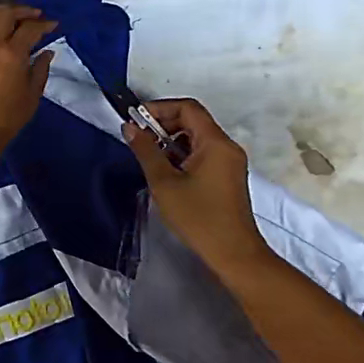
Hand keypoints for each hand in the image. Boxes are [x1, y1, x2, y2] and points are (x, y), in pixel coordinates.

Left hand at [0, 6, 55, 166]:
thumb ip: (41, 67)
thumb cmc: (9, 115)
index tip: (52, 25)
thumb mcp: (33, 92)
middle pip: (6, 13)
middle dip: (23, 11)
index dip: (44, 24)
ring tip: (9, 21)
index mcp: (11, 53)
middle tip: (33, 16)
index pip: (30, 28)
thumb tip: (47, 51)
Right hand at [123, 99, 267, 271]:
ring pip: (197, 137)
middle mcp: (227, 147)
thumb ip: (145, 150)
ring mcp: (229, 162)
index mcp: (215, 143)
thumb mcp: (164, 182)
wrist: (233, 254)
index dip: (159, 108)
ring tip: (150, 157)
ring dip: (171, 140)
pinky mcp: (227, 176)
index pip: (187, 108)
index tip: (136, 120)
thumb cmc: (198, 217)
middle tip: (140, 138)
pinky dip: (182, 154)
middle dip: (163, 124)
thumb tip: (130, 127)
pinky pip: (203, 152)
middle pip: (193, 120)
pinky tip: (166, 171)